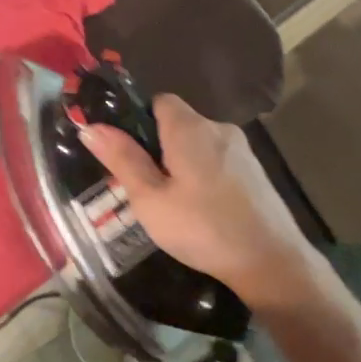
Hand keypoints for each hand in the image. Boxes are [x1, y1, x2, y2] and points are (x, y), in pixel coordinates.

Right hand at [80, 94, 324, 309]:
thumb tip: (90, 127)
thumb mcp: (149, 198)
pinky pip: (217, 162)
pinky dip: (202, 176)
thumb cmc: (201, 228)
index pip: (158, 100)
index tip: (126, 152)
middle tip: (143, 188)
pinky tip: (200, 210)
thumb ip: (122, 159)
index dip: (138, 119)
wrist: (270, 260)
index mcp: (189, 129)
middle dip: (157, 148)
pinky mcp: (255, 172)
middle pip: (178, 124)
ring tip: (170, 204)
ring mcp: (241, 150)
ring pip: (197, 145)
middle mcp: (218, 129)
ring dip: (180, 165)